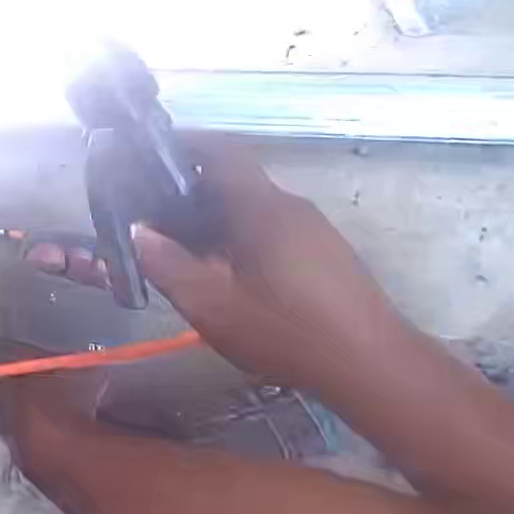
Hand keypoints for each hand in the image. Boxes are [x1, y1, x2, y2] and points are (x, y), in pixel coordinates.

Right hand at [29, 135, 409, 384]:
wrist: (375, 369)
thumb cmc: (287, 330)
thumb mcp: (212, 306)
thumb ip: (168, 265)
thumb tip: (139, 232)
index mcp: (261, 207)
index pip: (222, 151)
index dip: (186, 143)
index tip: (152, 154)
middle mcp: (289, 206)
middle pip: (234, 179)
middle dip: (191, 189)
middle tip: (155, 212)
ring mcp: (312, 228)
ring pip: (252, 206)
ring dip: (216, 216)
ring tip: (184, 245)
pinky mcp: (324, 252)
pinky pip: (271, 227)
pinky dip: (240, 234)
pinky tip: (228, 271)